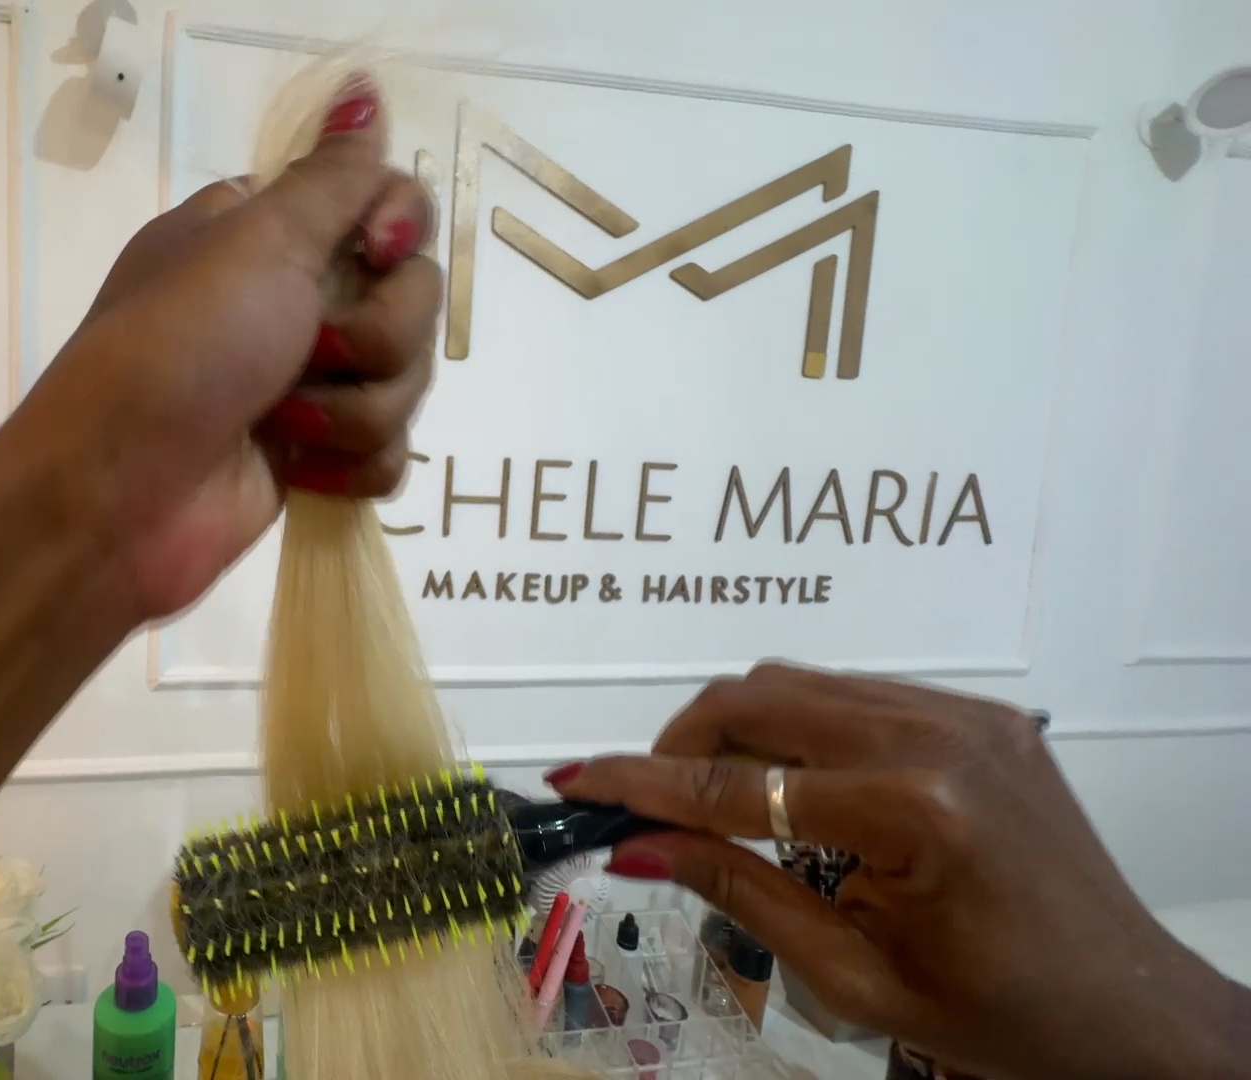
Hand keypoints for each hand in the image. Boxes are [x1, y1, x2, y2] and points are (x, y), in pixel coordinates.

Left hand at [10, 76, 437, 619]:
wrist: (122, 494)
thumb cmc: (182, 349)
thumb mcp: (257, 242)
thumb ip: (331, 178)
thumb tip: (362, 87)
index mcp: (274, 239)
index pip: (388, 207)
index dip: (400, 228)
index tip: (377, 248)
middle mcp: (297, 307)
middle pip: (413, 302)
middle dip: (376, 338)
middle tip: (310, 353)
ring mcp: (311, 387)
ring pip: (407, 384)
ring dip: (352, 410)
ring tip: (285, 426)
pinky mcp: (319, 459)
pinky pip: (389, 453)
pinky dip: (352, 465)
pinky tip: (300, 471)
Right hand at [545, 663, 1244, 1079]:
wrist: (1141, 1013)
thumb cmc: (996, 1019)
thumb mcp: (851, 976)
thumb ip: (732, 891)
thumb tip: (630, 846)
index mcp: (914, 816)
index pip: (733, 786)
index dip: (641, 782)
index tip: (575, 778)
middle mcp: (931, 736)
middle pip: (748, 701)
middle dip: (680, 745)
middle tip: (659, 798)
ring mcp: (954, 709)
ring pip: (781, 682)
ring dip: (729, 732)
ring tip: (729, 795)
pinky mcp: (964, 705)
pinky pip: (831, 690)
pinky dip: (783, 725)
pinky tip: (794, 779)